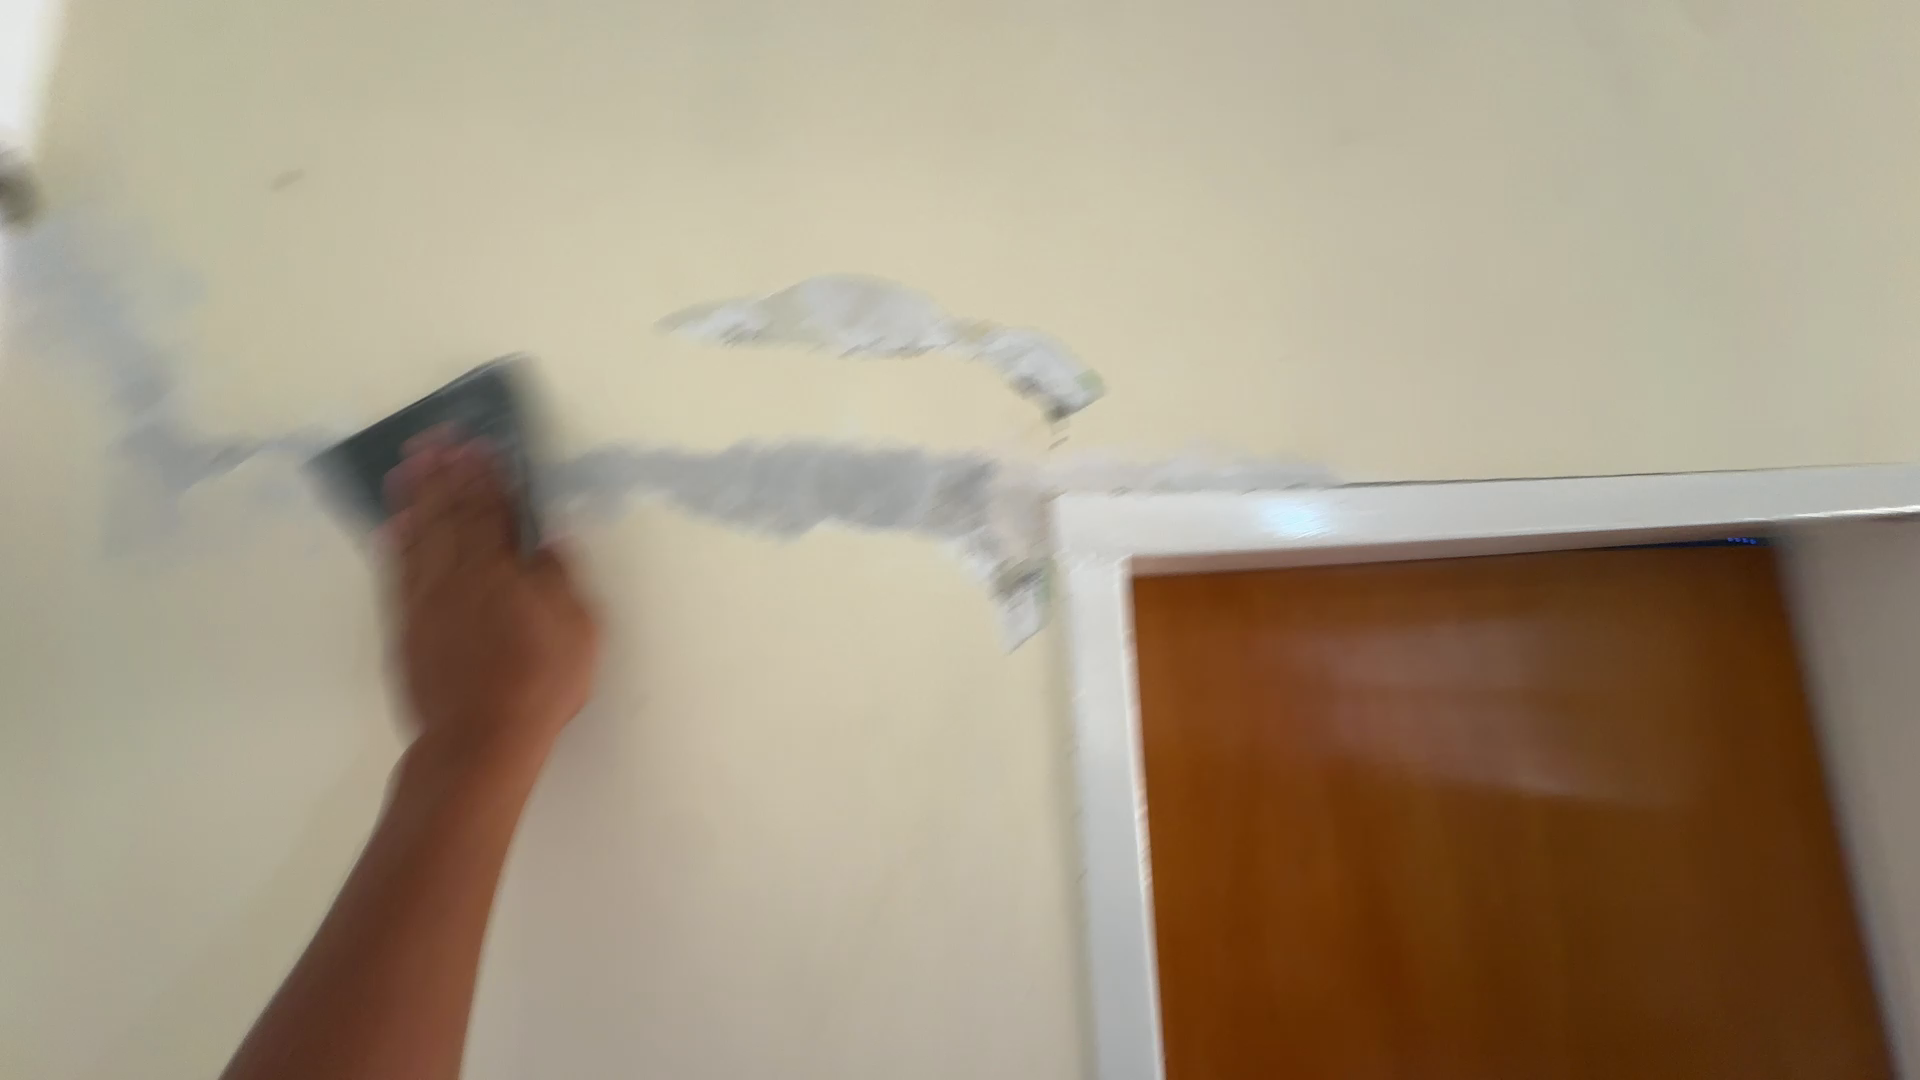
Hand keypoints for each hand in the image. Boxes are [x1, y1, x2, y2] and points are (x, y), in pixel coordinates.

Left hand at [384, 431, 599, 772]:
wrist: (480, 736)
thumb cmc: (542, 680)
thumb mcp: (577, 627)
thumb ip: (558, 579)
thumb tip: (545, 542)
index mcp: (502, 571)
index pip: (493, 511)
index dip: (487, 476)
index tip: (481, 444)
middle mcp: (458, 575)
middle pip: (449, 513)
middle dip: (445, 472)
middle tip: (437, 437)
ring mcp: (426, 599)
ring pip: (417, 535)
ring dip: (415, 496)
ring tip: (410, 463)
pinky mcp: (406, 624)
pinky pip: (396, 570)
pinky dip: (394, 541)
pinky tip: (392, 524)